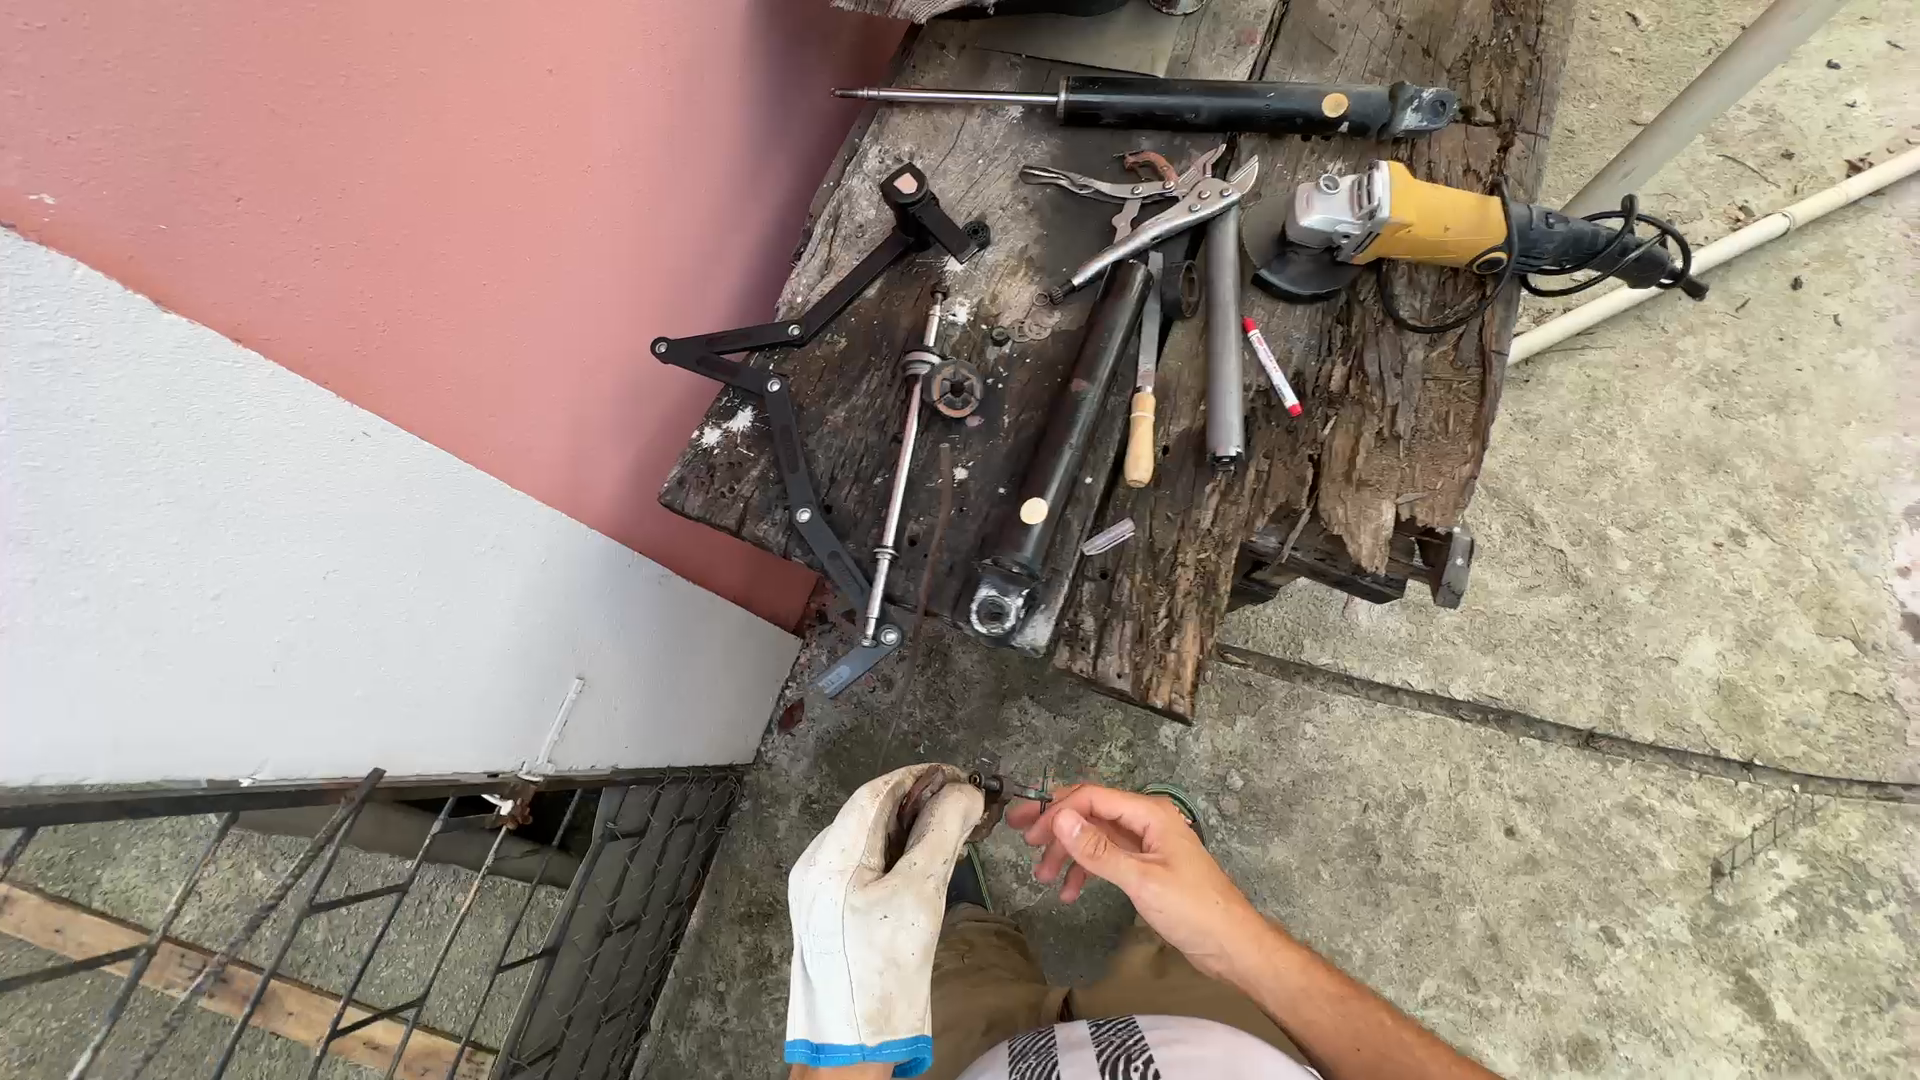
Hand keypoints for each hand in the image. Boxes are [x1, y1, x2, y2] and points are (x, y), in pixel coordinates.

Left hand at [785, 764, 983, 1075]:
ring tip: (951, 827)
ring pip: (870, 838)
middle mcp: (816, 863)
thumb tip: (965, 792)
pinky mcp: (829, 906)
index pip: (874, 794)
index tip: (957, 776)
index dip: (917, 777)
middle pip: (870, 814)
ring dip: (911, 826)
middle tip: (961, 803)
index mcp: (828, 857)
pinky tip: (926, 858)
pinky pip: (866, 862)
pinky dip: (898, 851)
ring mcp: (818, 887)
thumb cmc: (886, 967)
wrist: (853, 1046)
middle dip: (917, 801)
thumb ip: (942, 834)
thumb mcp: (920, 895)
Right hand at [1007, 784, 1271, 982]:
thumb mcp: (1141, 880)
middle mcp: (1145, 819)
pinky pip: (1108, 857)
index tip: (1031, 834)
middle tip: (1022, 837)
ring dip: (1068, 853)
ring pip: (1096, 836)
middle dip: (1056, 824)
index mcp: (1148, 813)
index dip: (1058, 811)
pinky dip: (1087, 870)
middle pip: (1091, 811)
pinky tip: (1070, 892)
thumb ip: (1098, 850)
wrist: (1234, 946)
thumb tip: (1059, 817)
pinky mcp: (1145, 864)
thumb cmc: (1192, 910)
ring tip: (1042, 876)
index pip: (1092, 797)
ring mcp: (1145, 842)